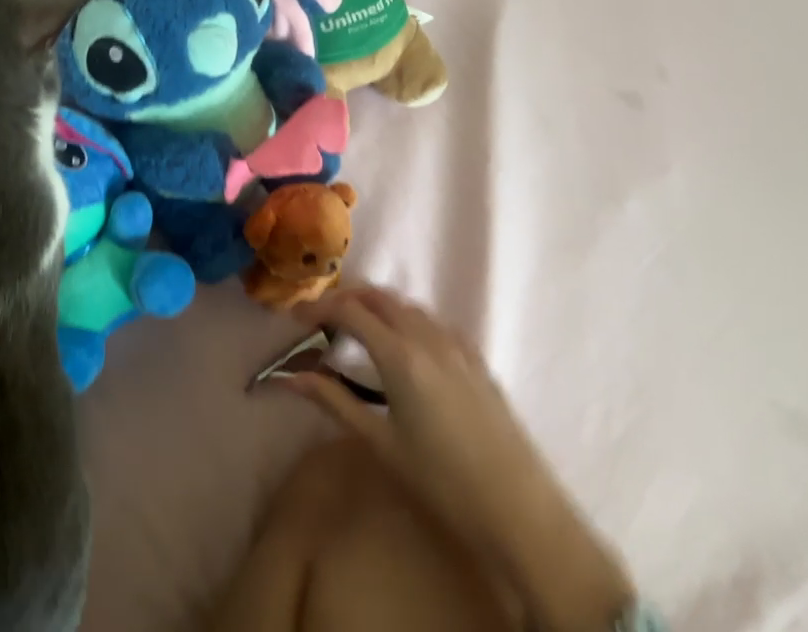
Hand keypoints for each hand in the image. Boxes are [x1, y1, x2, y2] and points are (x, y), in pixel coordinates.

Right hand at [288, 287, 632, 631]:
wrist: (518, 509)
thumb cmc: (440, 480)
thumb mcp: (379, 441)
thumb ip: (333, 400)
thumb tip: (289, 377)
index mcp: (400, 357)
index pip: (349, 312)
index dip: (317, 308)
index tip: (293, 318)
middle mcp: (429, 340)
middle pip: (380, 298)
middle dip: (345, 300)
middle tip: (318, 320)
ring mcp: (459, 349)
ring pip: (409, 307)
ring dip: (376, 306)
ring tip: (352, 330)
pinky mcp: (477, 363)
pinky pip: (435, 323)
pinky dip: (407, 319)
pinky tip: (401, 345)